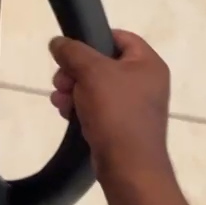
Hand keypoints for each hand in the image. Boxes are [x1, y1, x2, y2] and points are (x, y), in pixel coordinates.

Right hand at [49, 30, 171, 183]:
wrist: (129, 168)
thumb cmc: (116, 113)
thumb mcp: (92, 72)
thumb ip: (72, 51)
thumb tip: (57, 43)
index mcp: (148, 64)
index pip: (119, 36)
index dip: (93, 38)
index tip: (71, 51)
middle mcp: (145, 82)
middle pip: (101, 62)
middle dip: (75, 70)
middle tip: (61, 81)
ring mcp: (134, 105)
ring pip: (94, 85)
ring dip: (72, 89)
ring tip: (60, 100)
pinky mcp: (121, 124)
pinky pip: (96, 106)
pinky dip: (79, 106)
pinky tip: (66, 112)